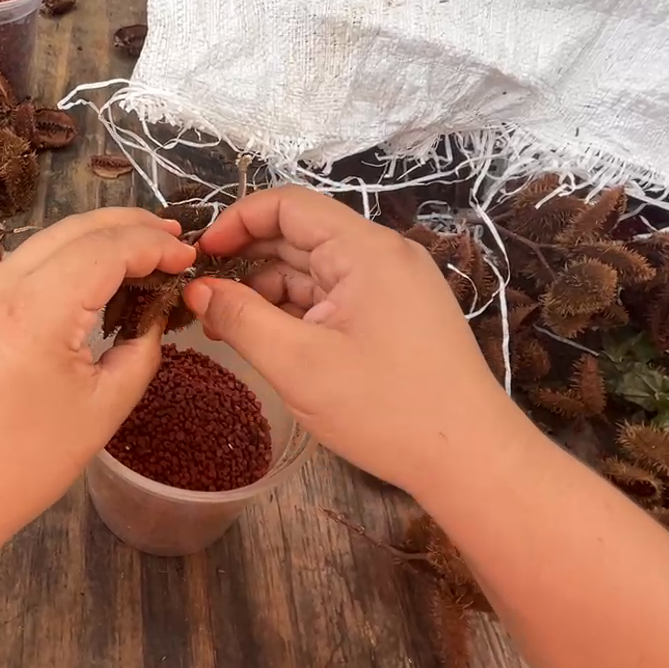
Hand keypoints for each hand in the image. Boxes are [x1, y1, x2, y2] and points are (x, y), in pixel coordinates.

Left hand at [0, 208, 196, 551]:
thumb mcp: (101, 410)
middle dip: (129, 225)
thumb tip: (154, 310)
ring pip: (48, 240)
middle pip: (74, 230)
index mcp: (33, 312)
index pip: (104, 250)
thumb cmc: (23, 466)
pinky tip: (96, 271)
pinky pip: (28, 263)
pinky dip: (69, 257)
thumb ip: (139, 349)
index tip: (189, 255)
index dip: (153, 246)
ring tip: (144, 245)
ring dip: (98, 236)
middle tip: (174, 235)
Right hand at [182, 186, 529, 493]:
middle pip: (297, 236)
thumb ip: (240, 318)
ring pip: (309, 269)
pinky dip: (291, 310)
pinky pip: (329, 296)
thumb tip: (196, 289)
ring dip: (264, 290)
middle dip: (244, 261)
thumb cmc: (385, 409)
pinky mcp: (391, 314)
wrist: (472, 462)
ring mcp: (388, 285)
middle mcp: (379, 256)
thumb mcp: (297, 364)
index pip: (288, 205)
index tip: (199, 257)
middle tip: (200, 296)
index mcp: (364, 250)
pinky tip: (262, 336)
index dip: (236, 221)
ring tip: (223, 324)